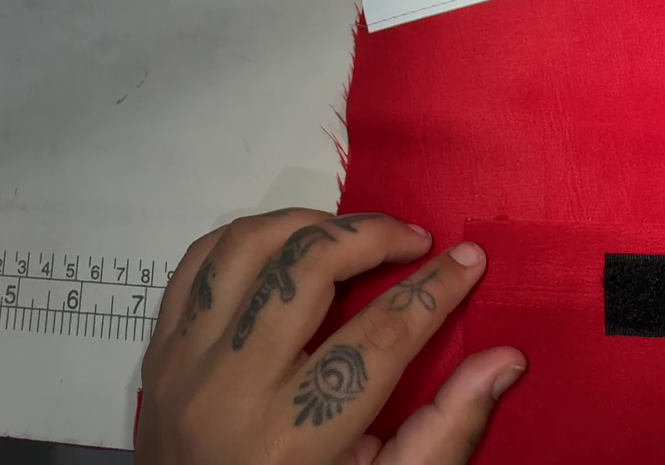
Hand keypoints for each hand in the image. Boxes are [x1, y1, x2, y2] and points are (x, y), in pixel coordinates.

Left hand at [139, 209, 525, 464]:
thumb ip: (446, 431)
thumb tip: (507, 358)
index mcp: (294, 442)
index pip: (381, 337)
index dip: (436, 289)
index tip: (469, 256)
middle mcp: (231, 392)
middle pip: (310, 268)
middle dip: (374, 235)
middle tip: (413, 239)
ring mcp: (185, 364)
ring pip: (250, 244)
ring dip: (310, 223)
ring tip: (351, 235)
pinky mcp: (158, 349)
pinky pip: (200, 258)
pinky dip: (248, 235)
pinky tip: (286, 244)